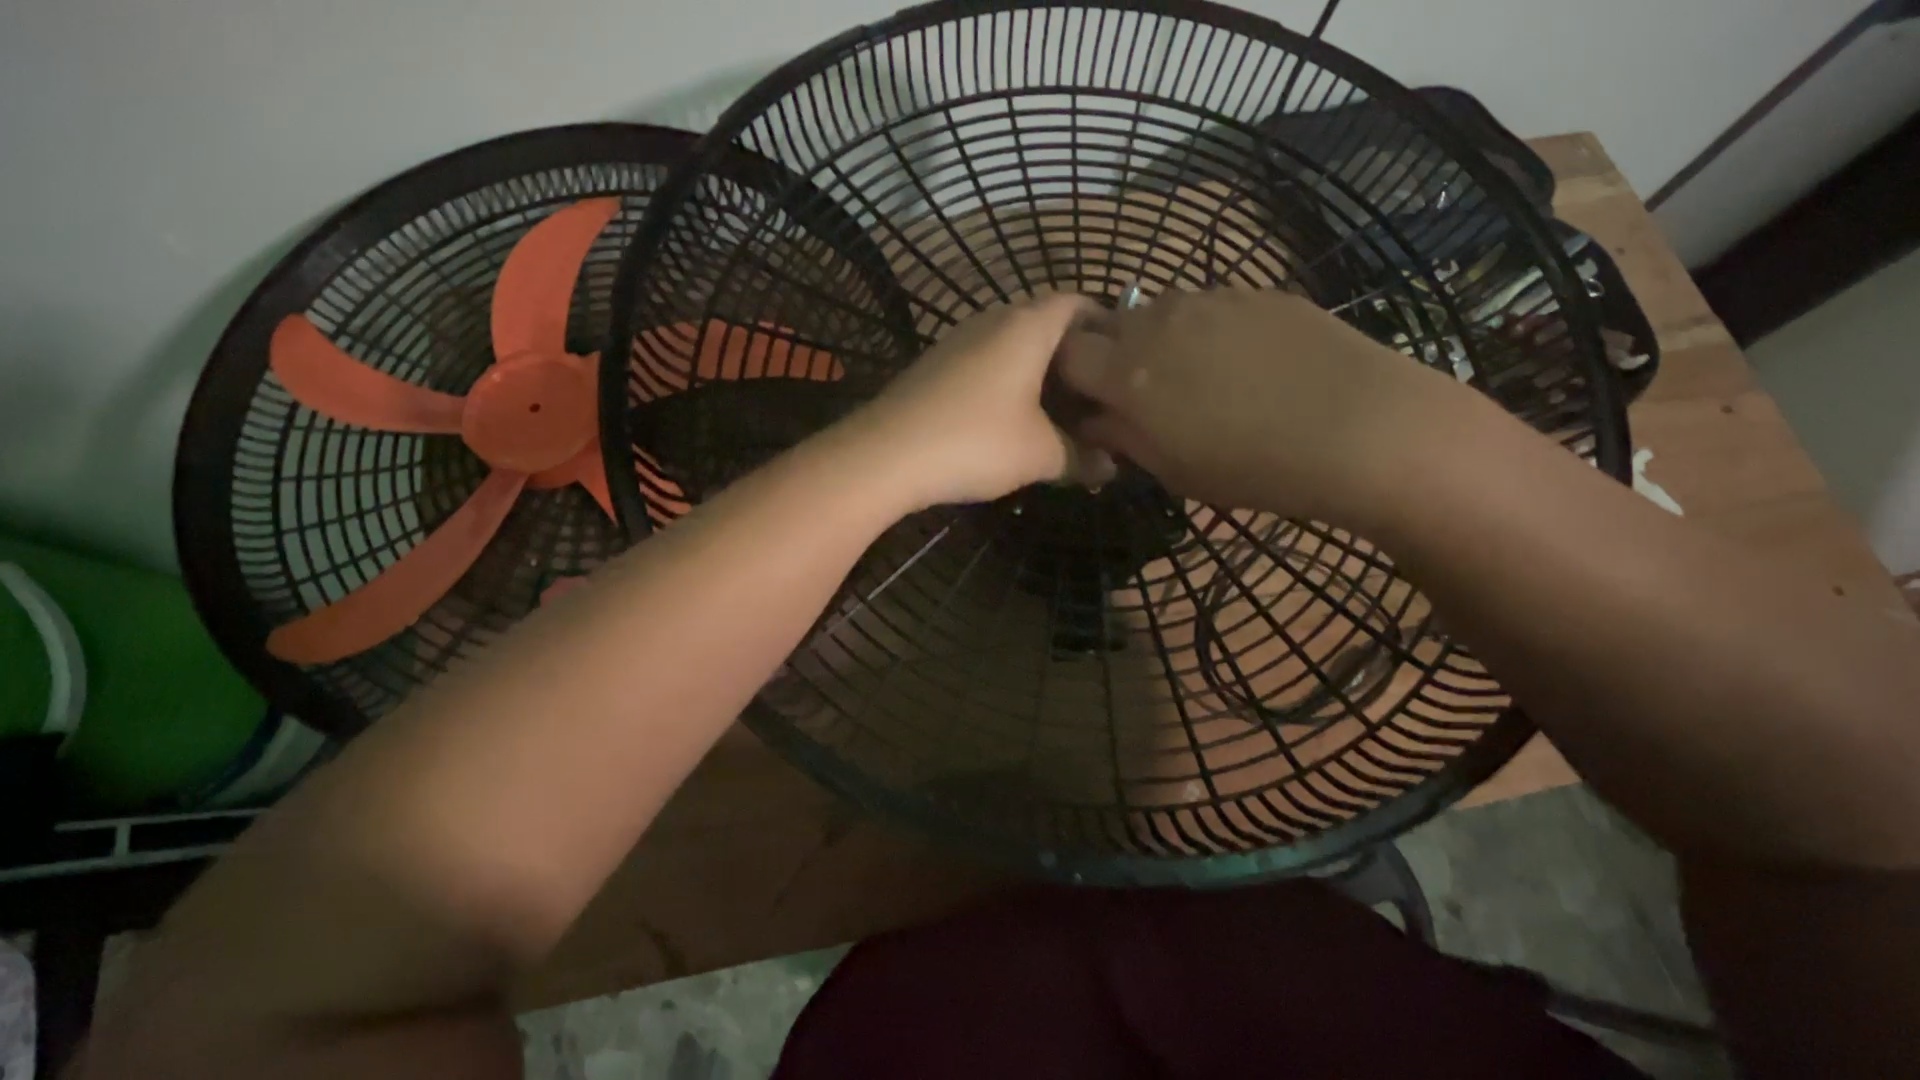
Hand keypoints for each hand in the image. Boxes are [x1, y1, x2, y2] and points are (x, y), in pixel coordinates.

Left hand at [850, 295, 1116, 507]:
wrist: (884, 455)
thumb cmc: (977, 441)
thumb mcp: (1041, 455)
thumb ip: (1082, 457)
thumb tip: (1111, 468)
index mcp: (1027, 327)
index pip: (1078, 303)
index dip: (1105, 324)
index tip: (1123, 358)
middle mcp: (992, 320)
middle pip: (1044, 323)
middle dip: (1073, 355)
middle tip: (1098, 393)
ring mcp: (958, 341)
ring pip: (1011, 345)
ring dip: (1038, 372)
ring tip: (1062, 410)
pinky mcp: (934, 367)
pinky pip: (985, 364)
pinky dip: (1007, 383)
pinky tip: (1014, 420)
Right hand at [1057, 288, 1480, 527]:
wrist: (1364, 427)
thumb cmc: (1255, 467)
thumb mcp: (1175, 471)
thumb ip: (1123, 439)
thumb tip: (1095, 421)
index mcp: (1127, 371)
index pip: (1067, 354)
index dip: (1069, 376)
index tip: (1087, 403)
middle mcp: (1159, 321)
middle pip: (1110, 325)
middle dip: (1111, 355)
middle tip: (1140, 395)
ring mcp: (1212, 299)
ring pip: (1162, 312)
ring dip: (1160, 341)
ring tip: (1198, 379)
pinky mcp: (1258, 293)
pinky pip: (1212, 307)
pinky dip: (1209, 331)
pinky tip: (1247, 365)